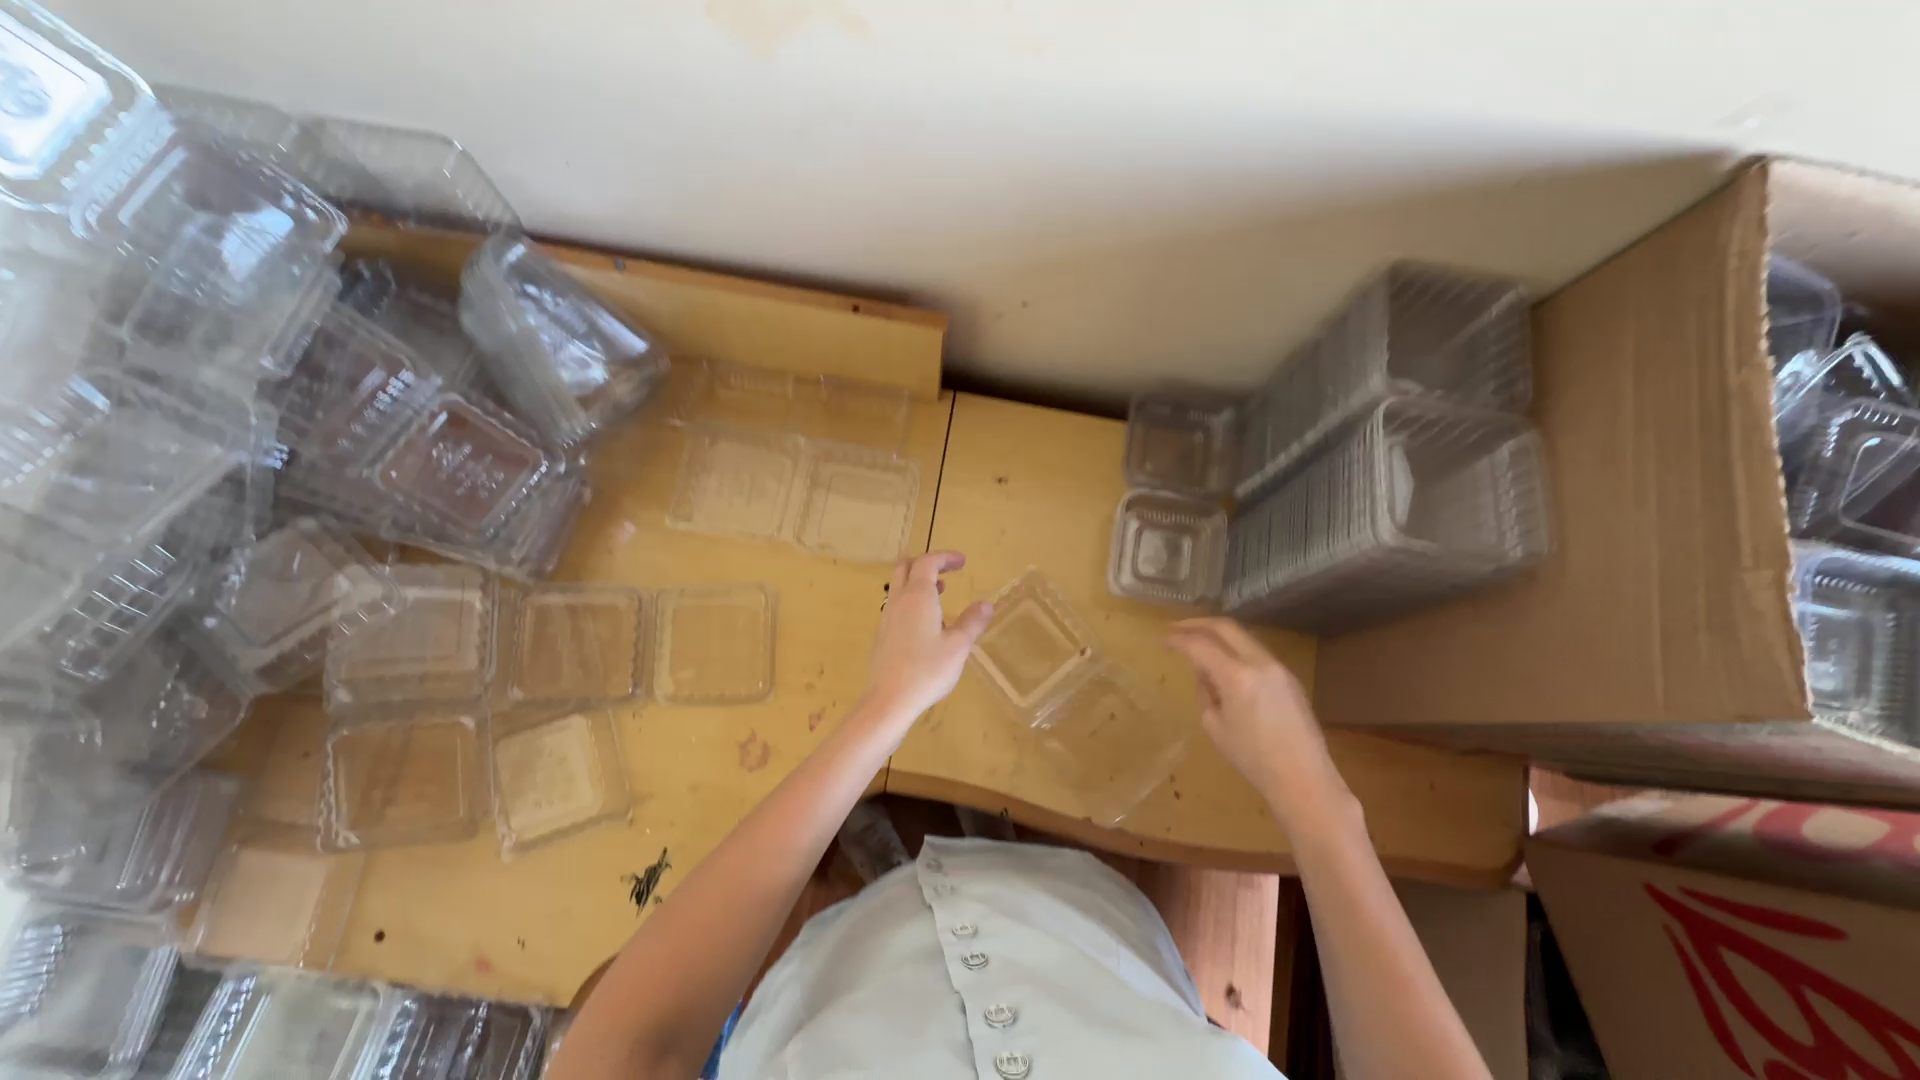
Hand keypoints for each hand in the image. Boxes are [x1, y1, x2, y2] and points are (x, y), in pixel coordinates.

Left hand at [866, 551, 992, 719]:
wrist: (889, 699)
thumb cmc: (927, 670)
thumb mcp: (958, 646)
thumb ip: (972, 622)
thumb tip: (986, 605)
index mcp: (917, 596)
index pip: (928, 562)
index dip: (945, 557)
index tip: (963, 561)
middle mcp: (898, 601)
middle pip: (905, 567)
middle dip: (927, 563)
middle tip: (948, 571)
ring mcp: (886, 618)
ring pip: (898, 587)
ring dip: (918, 583)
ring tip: (941, 595)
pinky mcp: (883, 635)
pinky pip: (896, 605)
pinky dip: (911, 601)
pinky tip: (927, 624)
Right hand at [1166, 618, 1351, 829]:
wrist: (1302, 777)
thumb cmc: (1252, 759)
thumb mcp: (1215, 726)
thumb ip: (1206, 692)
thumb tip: (1205, 674)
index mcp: (1237, 677)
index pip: (1201, 645)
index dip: (1179, 639)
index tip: (1164, 639)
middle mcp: (1260, 663)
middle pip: (1226, 627)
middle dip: (1198, 624)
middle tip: (1177, 628)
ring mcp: (1279, 668)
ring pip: (1244, 638)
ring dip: (1219, 636)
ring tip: (1199, 645)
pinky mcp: (1289, 678)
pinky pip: (1257, 653)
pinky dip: (1236, 651)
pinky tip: (1225, 665)